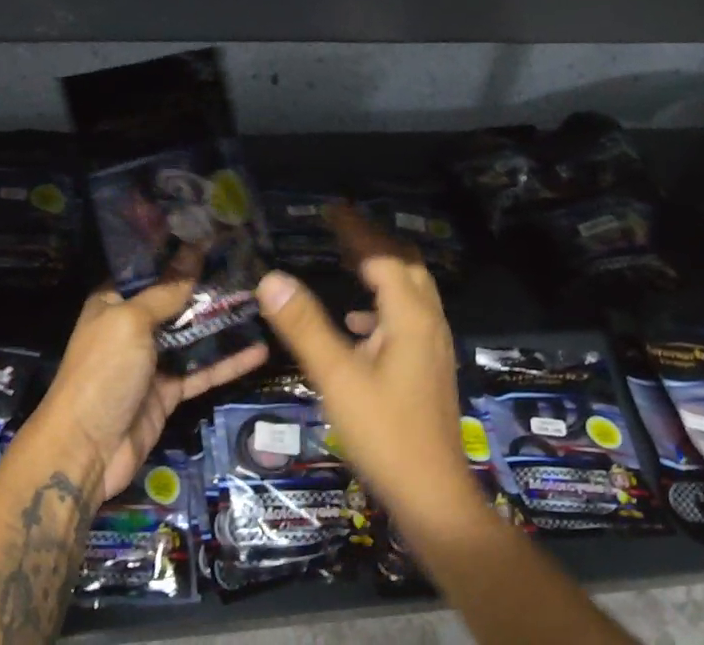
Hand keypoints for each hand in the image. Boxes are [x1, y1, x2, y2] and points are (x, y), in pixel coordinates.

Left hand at [34, 248, 268, 497]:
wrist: (86, 449)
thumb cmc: (102, 372)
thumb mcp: (131, 322)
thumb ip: (165, 292)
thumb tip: (193, 252)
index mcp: (113, 303)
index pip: (150, 271)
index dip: (179, 255)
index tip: (215, 238)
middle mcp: (132, 327)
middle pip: (176, 302)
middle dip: (208, 287)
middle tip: (250, 268)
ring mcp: (151, 361)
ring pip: (193, 336)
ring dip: (223, 323)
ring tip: (261, 303)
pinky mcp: (168, 392)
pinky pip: (202, 371)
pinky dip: (228, 362)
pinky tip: (259, 351)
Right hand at [255, 206, 476, 525]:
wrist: (432, 494)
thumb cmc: (384, 433)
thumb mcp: (336, 377)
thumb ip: (304, 326)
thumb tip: (271, 277)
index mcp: (410, 317)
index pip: (383, 256)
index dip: (356, 230)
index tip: (330, 209)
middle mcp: (429, 323)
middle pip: (406, 267)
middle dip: (374, 243)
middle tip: (339, 229)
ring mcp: (433, 348)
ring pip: (410, 292)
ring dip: (381, 270)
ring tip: (346, 262)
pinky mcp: (428, 369)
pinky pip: (408, 319)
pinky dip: (383, 306)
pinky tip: (357, 324)